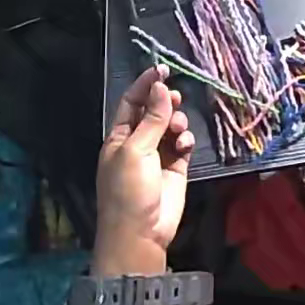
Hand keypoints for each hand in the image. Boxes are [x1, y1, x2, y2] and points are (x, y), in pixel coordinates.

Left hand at [95, 65, 193, 275]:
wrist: (141, 235)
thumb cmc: (128, 190)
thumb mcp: (136, 150)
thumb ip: (152, 118)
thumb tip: (162, 87)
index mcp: (119, 136)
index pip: (132, 102)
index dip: (145, 85)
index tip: (162, 70)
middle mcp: (138, 142)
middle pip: (154, 112)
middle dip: (165, 102)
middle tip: (176, 97)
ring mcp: (158, 155)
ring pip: (171, 126)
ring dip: (176, 122)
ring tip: (178, 129)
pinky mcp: (176, 167)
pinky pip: (183, 144)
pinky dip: (185, 140)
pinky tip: (185, 145)